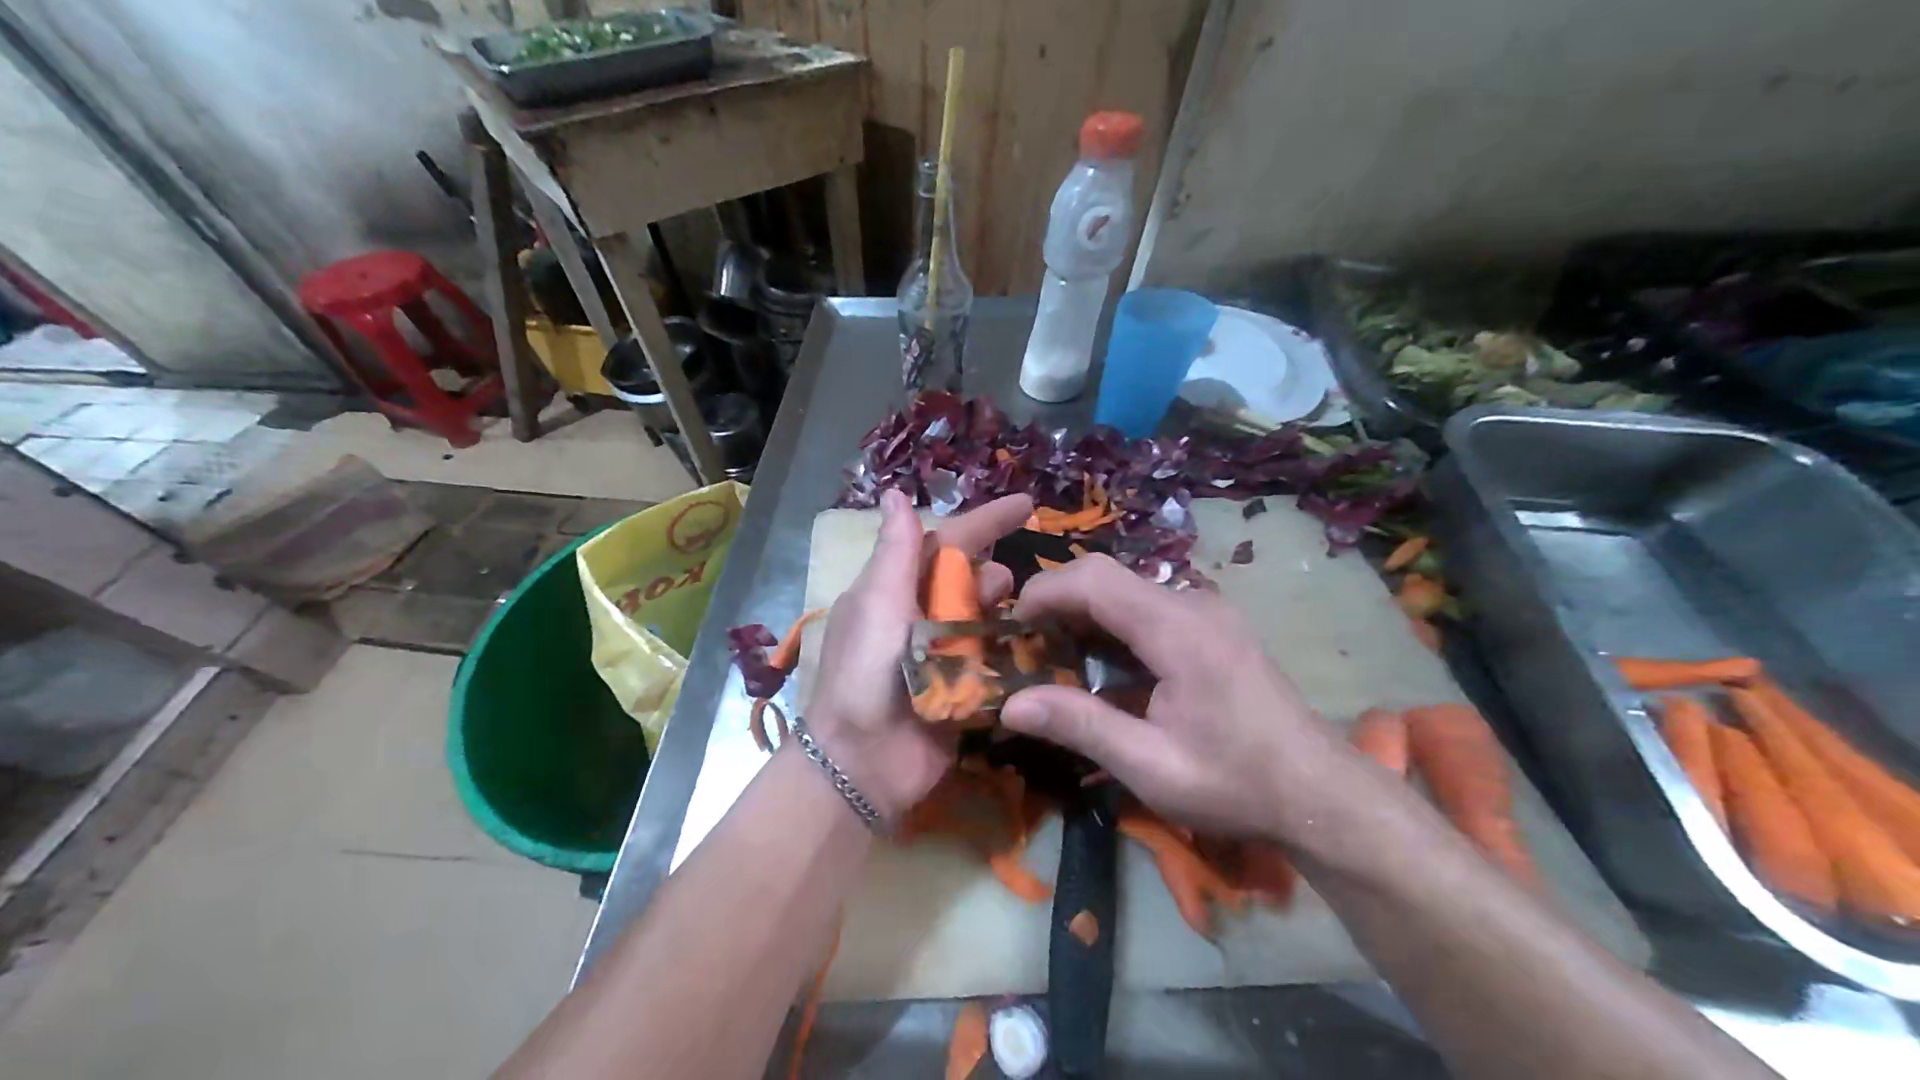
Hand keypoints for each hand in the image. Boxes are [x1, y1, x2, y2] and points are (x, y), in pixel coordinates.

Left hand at [803, 488, 1033, 821]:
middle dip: (992, 575)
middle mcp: (922, 614)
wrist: (863, 761)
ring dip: (1004, 613)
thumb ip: (895, 550)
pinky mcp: (963, 687)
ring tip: (1018, 621)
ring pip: (989, 616)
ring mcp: (945, 652)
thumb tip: (894, 492)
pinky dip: (1011, 649)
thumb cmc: (866, 673)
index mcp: (898, 588)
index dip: (987, 521)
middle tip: (1003, 590)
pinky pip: (996, 657)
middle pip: (972, 578)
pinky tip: (1032, 648)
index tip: (1028, 505)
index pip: (949, 541)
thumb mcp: (877, 603)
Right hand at [1001, 555, 1384, 843]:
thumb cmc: (1236, 783)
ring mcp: (1207, 613)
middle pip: (1107, 578)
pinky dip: (1111, 627)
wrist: (1321, 795)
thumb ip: (1079, 726)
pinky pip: (1148, 609)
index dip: (1044, 592)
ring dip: (1083, 615)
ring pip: (1126, 591)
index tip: (1010, 628)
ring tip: (1051, 658)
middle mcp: (1193, 605)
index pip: (1094, 580)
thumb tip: (1010, 705)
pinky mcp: (1213, 628)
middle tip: (1024, 647)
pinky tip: (1099, 667)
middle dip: (1057, 602)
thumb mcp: (1151, 765)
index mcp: (1179, 630)